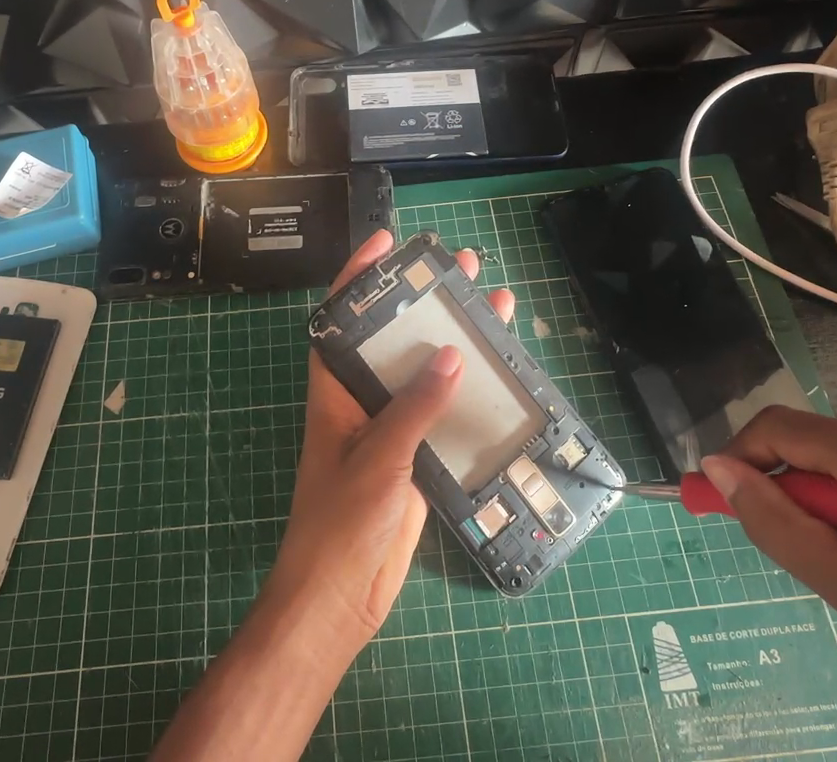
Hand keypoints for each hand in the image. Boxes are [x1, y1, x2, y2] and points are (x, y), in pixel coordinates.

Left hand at [264, 229, 515, 653]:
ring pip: (426, 375)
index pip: (341, 320)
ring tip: (494, 303)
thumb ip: (413, 409)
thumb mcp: (377, 458)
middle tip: (461, 267)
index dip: (359, 278)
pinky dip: (471, 395)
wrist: (341, 594)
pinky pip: (445, 415)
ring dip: (457, 343)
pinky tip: (501, 376)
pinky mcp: (418, 459)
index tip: (388, 242)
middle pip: (395, 339)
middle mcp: (363, 403)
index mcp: (335, 392)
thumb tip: (454, 356)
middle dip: (424, 301)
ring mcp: (393, 430)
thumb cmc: (340, 521)